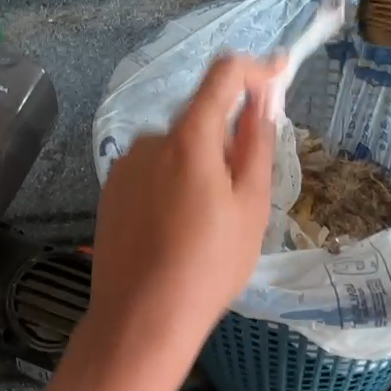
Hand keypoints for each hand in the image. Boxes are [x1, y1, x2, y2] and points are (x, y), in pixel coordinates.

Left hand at [89, 56, 279, 343]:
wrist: (140, 319)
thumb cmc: (208, 266)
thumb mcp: (251, 207)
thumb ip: (257, 144)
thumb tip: (263, 100)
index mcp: (190, 137)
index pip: (224, 74)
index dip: (255, 70)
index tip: (278, 76)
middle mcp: (151, 138)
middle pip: (201, 118)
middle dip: (227, 141)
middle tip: (242, 195)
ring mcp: (126, 163)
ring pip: (178, 147)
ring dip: (199, 166)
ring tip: (206, 224)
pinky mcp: (111, 187)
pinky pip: (154, 169)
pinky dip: (173, 183)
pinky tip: (176, 230)